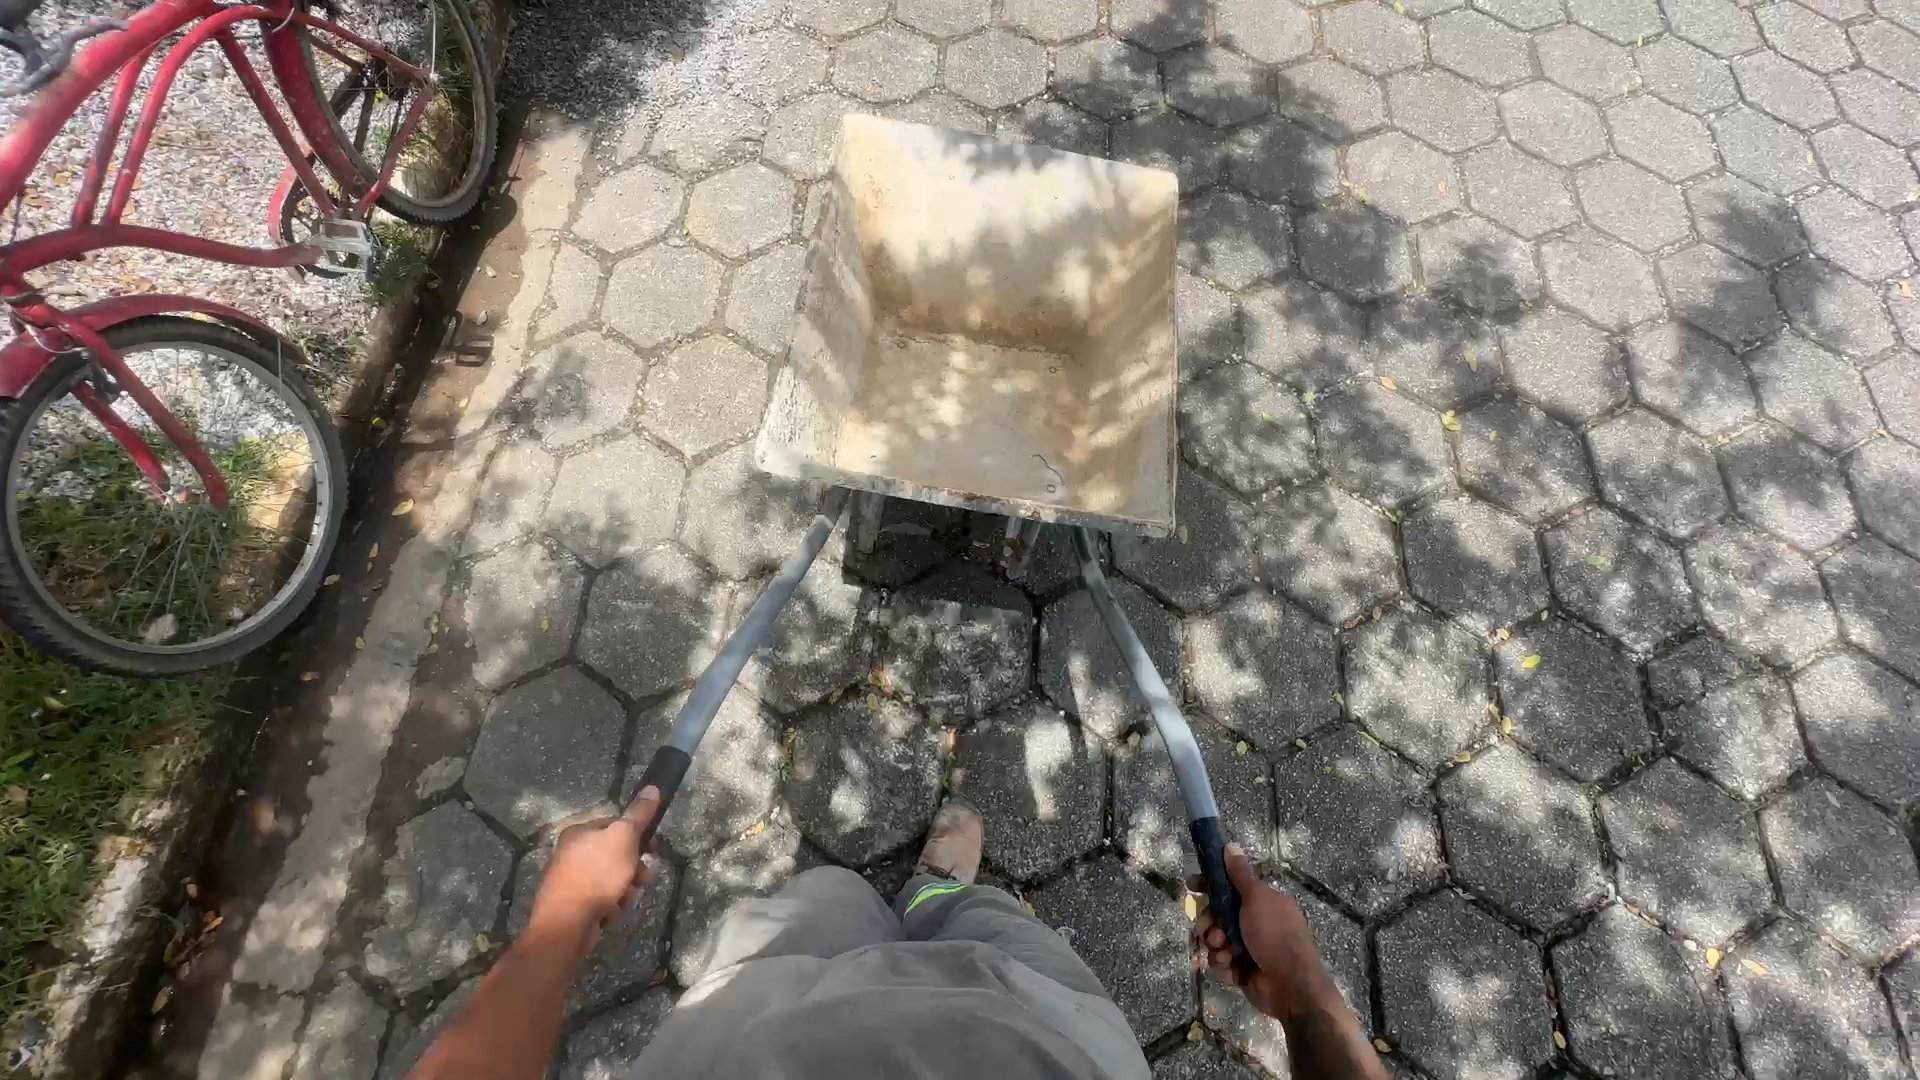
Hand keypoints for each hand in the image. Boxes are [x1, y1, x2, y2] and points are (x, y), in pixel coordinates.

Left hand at [526, 786, 661, 951]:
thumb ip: (639, 814)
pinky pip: (601, 897)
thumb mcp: (624, 838)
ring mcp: (570, 880)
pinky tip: (613, 910)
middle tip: (643, 877)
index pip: (616, 824)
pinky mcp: (572, 905)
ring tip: (627, 897)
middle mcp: (571, 853)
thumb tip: (652, 787)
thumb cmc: (596, 875)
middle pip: (616, 852)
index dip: (639, 835)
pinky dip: (612, 902)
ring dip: (627, 886)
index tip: (652, 848)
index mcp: (578, 832)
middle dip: (634, 866)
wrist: (566, 926)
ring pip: (612, 877)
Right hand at [1191, 844, 1337, 1022]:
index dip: (1210, 885)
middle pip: (1220, 914)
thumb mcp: (1257, 898)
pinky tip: (1231, 967)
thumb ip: (1240, 874)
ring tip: (1224, 950)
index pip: (1231, 887)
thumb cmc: (1275, 935)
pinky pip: (1222, 961)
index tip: (1192, 885)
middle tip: (1206, 927)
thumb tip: (1231, 845)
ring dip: (1216, 943)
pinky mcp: (1244, 971)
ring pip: (1217, 938)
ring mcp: (1250, 948)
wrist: (1292, 987)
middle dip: (1210, 920)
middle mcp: (1257, 923)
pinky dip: (1223, 964)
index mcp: (1264, 903)